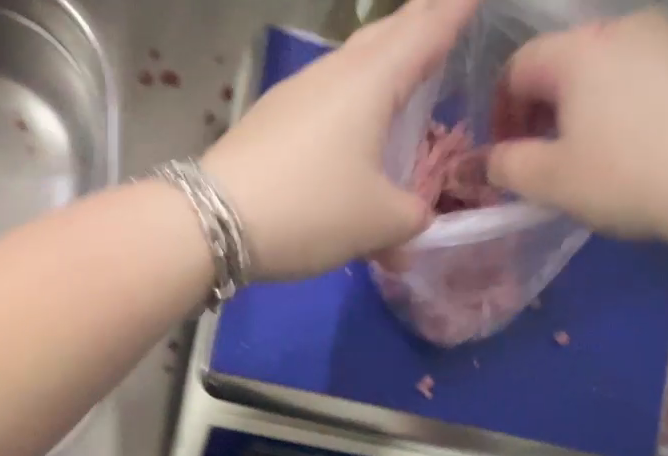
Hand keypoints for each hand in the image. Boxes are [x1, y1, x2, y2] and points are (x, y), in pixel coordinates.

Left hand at [200, 0, 479, 281]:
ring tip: (401, 80)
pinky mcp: (269, 123)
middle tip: (442, 23)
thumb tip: (416, 216)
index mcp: (373, 80)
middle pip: (386, 36)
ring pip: (350, 68)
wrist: (211, 222)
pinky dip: (349, 106)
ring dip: (380, 69)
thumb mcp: (378, 222)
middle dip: (418, 27)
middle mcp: (334, 73)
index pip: (428, 27)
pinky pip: (324, 101)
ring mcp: (295, 95)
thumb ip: (411, 216)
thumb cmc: (309, 209)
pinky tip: (350, 133)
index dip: (456, 11)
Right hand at [487, 11, 667, 245]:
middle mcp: (629, 28)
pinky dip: (638, 108)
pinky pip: (658, 78)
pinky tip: (651, 151)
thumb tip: (486, 161)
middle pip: (568, 63)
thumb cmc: (631, 176)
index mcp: (580, 51)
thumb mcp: (552, 182)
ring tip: (601, 158)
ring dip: (593, 109)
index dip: (500, 112)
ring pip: (616, 69)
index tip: (506, 155)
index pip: (517, 67)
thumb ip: (507, 167)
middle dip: (547, 110)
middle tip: (548, 160)